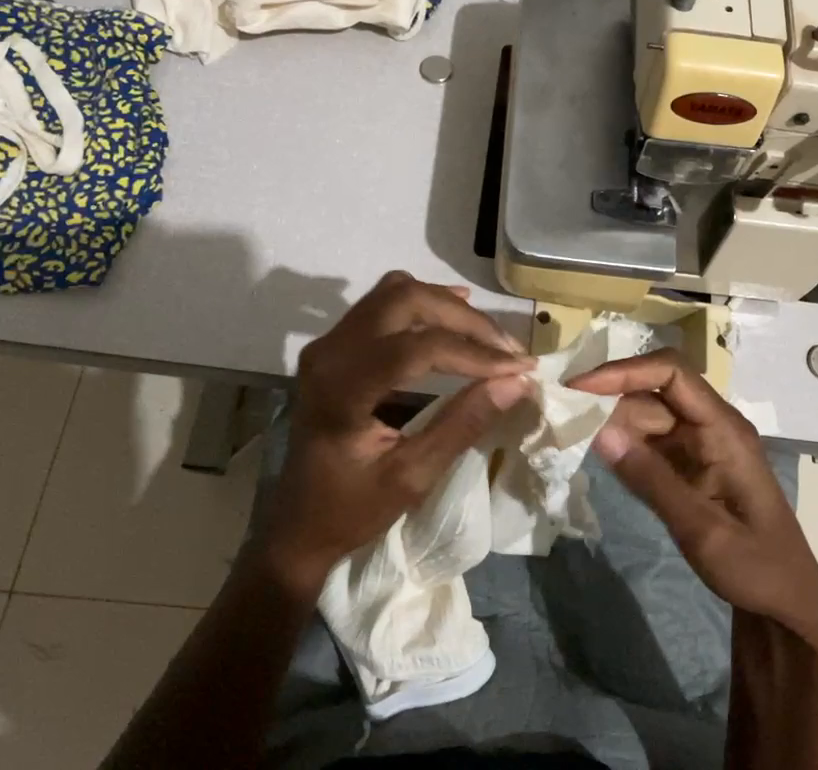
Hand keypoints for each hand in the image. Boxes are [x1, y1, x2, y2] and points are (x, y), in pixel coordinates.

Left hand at [261, 271, 533, 596]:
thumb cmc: (351, 508)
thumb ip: (462, 424)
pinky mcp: (334, 345)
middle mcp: (329, 353)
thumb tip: (516, 383)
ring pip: (395, 294)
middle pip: (406, 302)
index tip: (520, 368)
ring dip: (446, 308)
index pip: (417, 348)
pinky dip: (423, 306)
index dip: (474, 354)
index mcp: (342, 390)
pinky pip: (383, 304)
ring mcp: (328, 344)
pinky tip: (453, 319)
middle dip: (465, 320)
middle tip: (507, 349)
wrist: (297, 524)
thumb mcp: (412, 477)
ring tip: (488, 337)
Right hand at [569, 350, 817, 646]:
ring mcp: (702, 445)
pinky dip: (625, 445)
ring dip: (614, 421)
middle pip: (654, 392)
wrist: (786, 604)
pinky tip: (600, 454)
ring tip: (572, 434)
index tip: (580, 387)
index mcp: (725, 429)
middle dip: (610, 396)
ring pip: (648, 415)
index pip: (672, 374)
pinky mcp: (692, 465)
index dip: (624, 371)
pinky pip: (652, 441)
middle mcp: (713, 426)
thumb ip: (651, 479)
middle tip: (565, 415)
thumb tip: (600, 432)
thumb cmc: (755, 566)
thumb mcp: (701, 529)